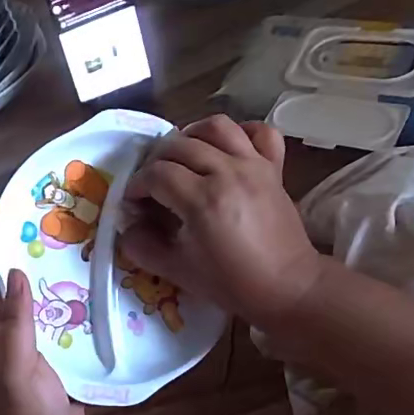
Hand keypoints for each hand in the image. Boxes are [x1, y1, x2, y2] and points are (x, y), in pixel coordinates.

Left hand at [0, 228, 84, 414]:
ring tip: (70, 243)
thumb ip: (15, 323)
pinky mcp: (60, 356)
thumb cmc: (23, 413)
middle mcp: (11, 333)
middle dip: (19, 252)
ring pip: (40, 300)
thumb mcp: (15, 366)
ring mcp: (36, 345)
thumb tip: (14, 272)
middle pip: (11, 285)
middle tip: (40, 220)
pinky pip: (65, 320)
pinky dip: (74, 302)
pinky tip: (94, 286)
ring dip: (48, 274)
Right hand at [119, 115, 325, 326]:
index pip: (156, 174)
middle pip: (179, 145)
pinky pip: (259, 132)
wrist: (286, 287)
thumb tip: (127, 223)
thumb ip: (141, 244)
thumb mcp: (174, 269)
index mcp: (203, 200)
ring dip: (191, 136)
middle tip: (151, 185)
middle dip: (155, 162)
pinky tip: (224, 150)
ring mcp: (254, 166)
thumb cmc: (229, 282)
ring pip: (216, 127)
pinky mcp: (274, 167)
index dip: (136, 186)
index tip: (133, 203)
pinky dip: (239, 133)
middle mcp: (228, 173)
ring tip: (182, 157)